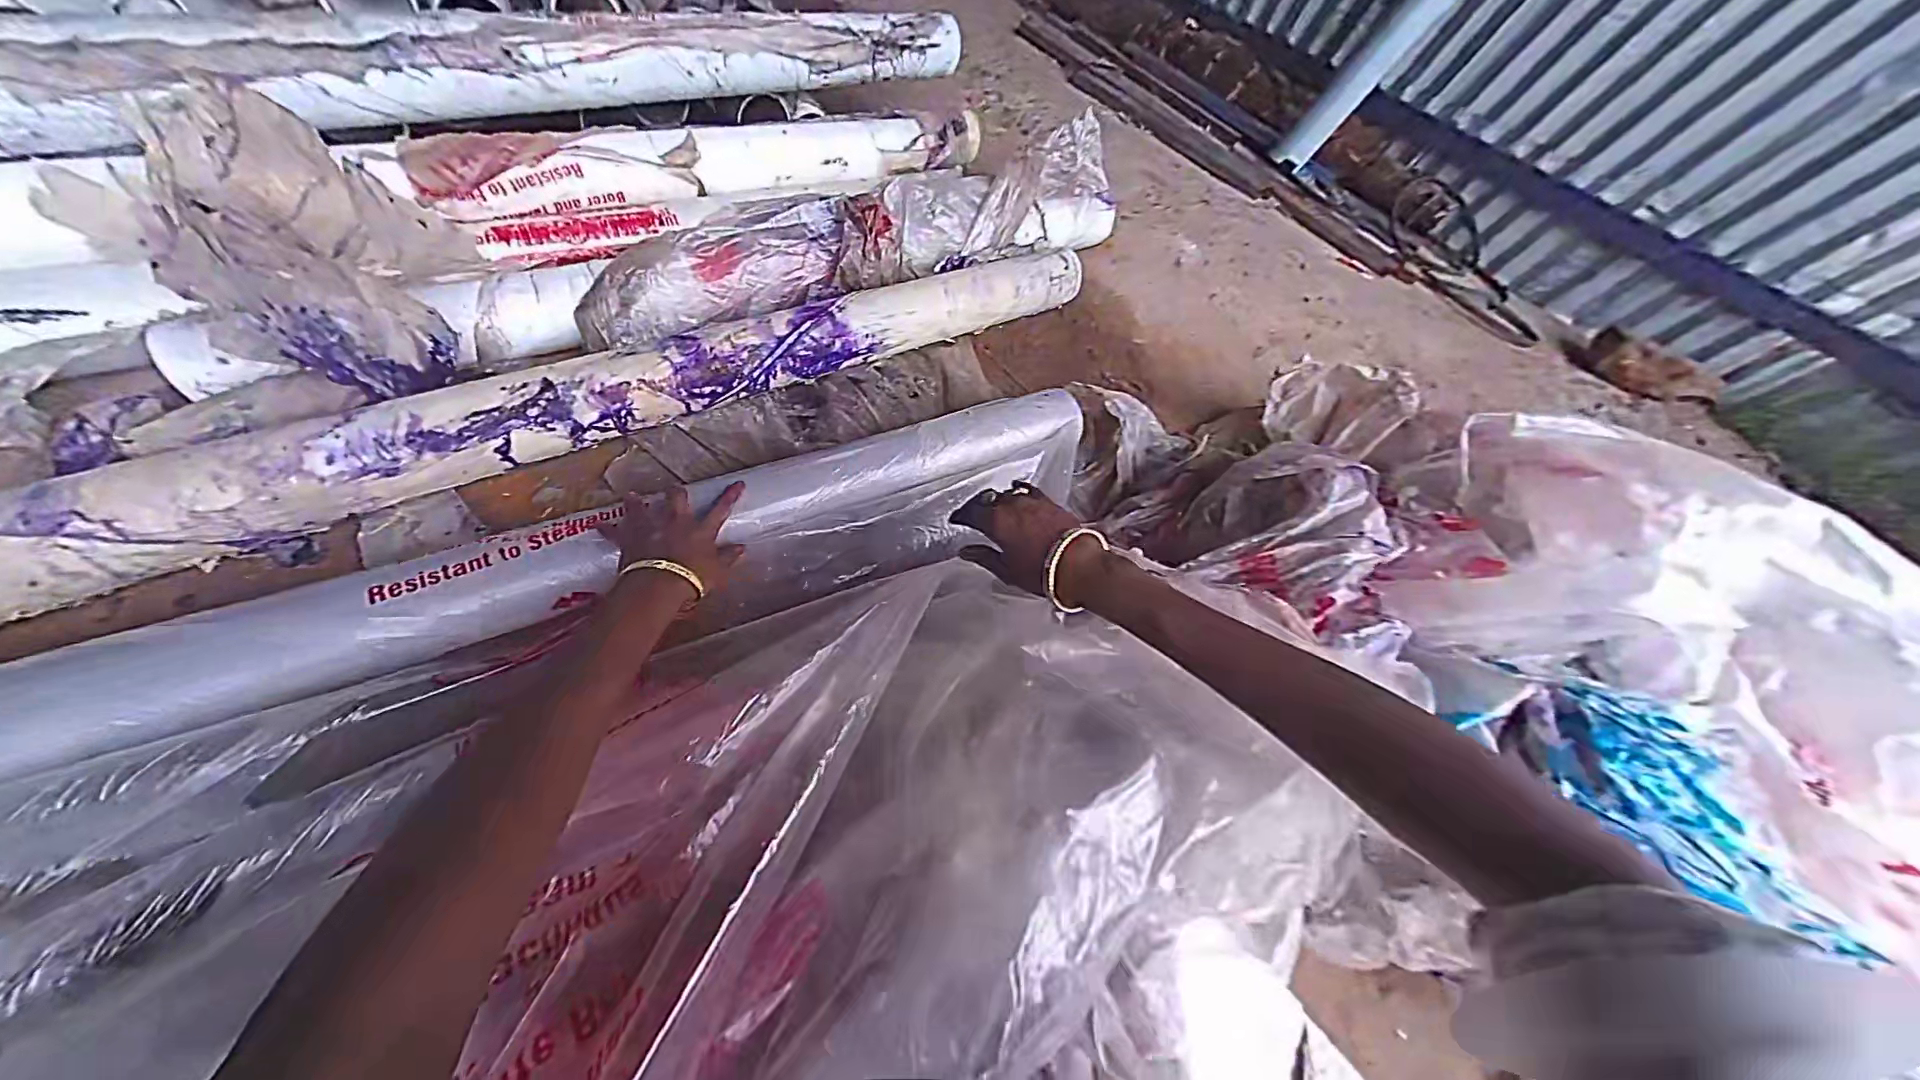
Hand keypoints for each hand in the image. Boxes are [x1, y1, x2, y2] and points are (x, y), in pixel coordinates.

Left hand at [601, 482, 746, 603]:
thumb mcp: (718, 571)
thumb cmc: (693, 578)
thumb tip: (742, 548)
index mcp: (701, 530)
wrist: (660, 584)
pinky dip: (607, 529)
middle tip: (675, 489)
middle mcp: (676, 522)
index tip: (738, 483)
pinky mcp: (631, 539)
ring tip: (632, 495)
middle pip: (677, 499)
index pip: (721, 509)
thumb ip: (728, 557)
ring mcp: (652, 528)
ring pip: (643, 508)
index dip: (730, 496)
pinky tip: (598, 524)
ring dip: (637, 502)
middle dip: (677, 492)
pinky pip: (615, 532)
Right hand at [950, 483, 1110, 606]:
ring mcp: (1031, 501)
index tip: (958, 520)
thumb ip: (984, 556)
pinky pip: (1028, 490)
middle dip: (978, 506)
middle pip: (987, 499)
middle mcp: (1011, 505)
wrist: (1077, 564)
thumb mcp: (1006, 569)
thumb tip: (966, 551)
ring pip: (1006, 493)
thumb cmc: (1041, 570)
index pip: (970, 513)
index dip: (961, 516)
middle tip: (973, 514)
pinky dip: (1019, 491)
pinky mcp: (1048, 502)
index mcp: (995, 521)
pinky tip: (1017, 491)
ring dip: (997, 499)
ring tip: (994, 506)